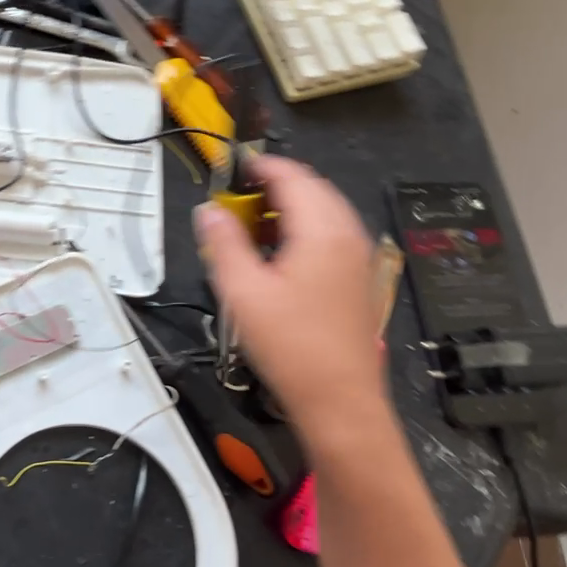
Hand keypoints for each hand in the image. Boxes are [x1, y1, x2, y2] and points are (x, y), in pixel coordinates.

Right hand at [195, 156, 383, 429]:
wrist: (339, 399)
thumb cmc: (290, 346)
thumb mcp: (242, 291)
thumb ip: (223, 243)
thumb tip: (209, 211)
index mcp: (322, 231)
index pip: (292, 176)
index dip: (259, 167)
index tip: (230, 170)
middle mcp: (348, 235)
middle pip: (311, 189)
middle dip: (272, 187)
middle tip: (234, 201)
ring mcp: (358, 257)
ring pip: (322, 212)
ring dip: (285, 210)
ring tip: (248, 227)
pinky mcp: (357, 278)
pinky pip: (329, 235)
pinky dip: (301, 231)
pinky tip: (275, 255)